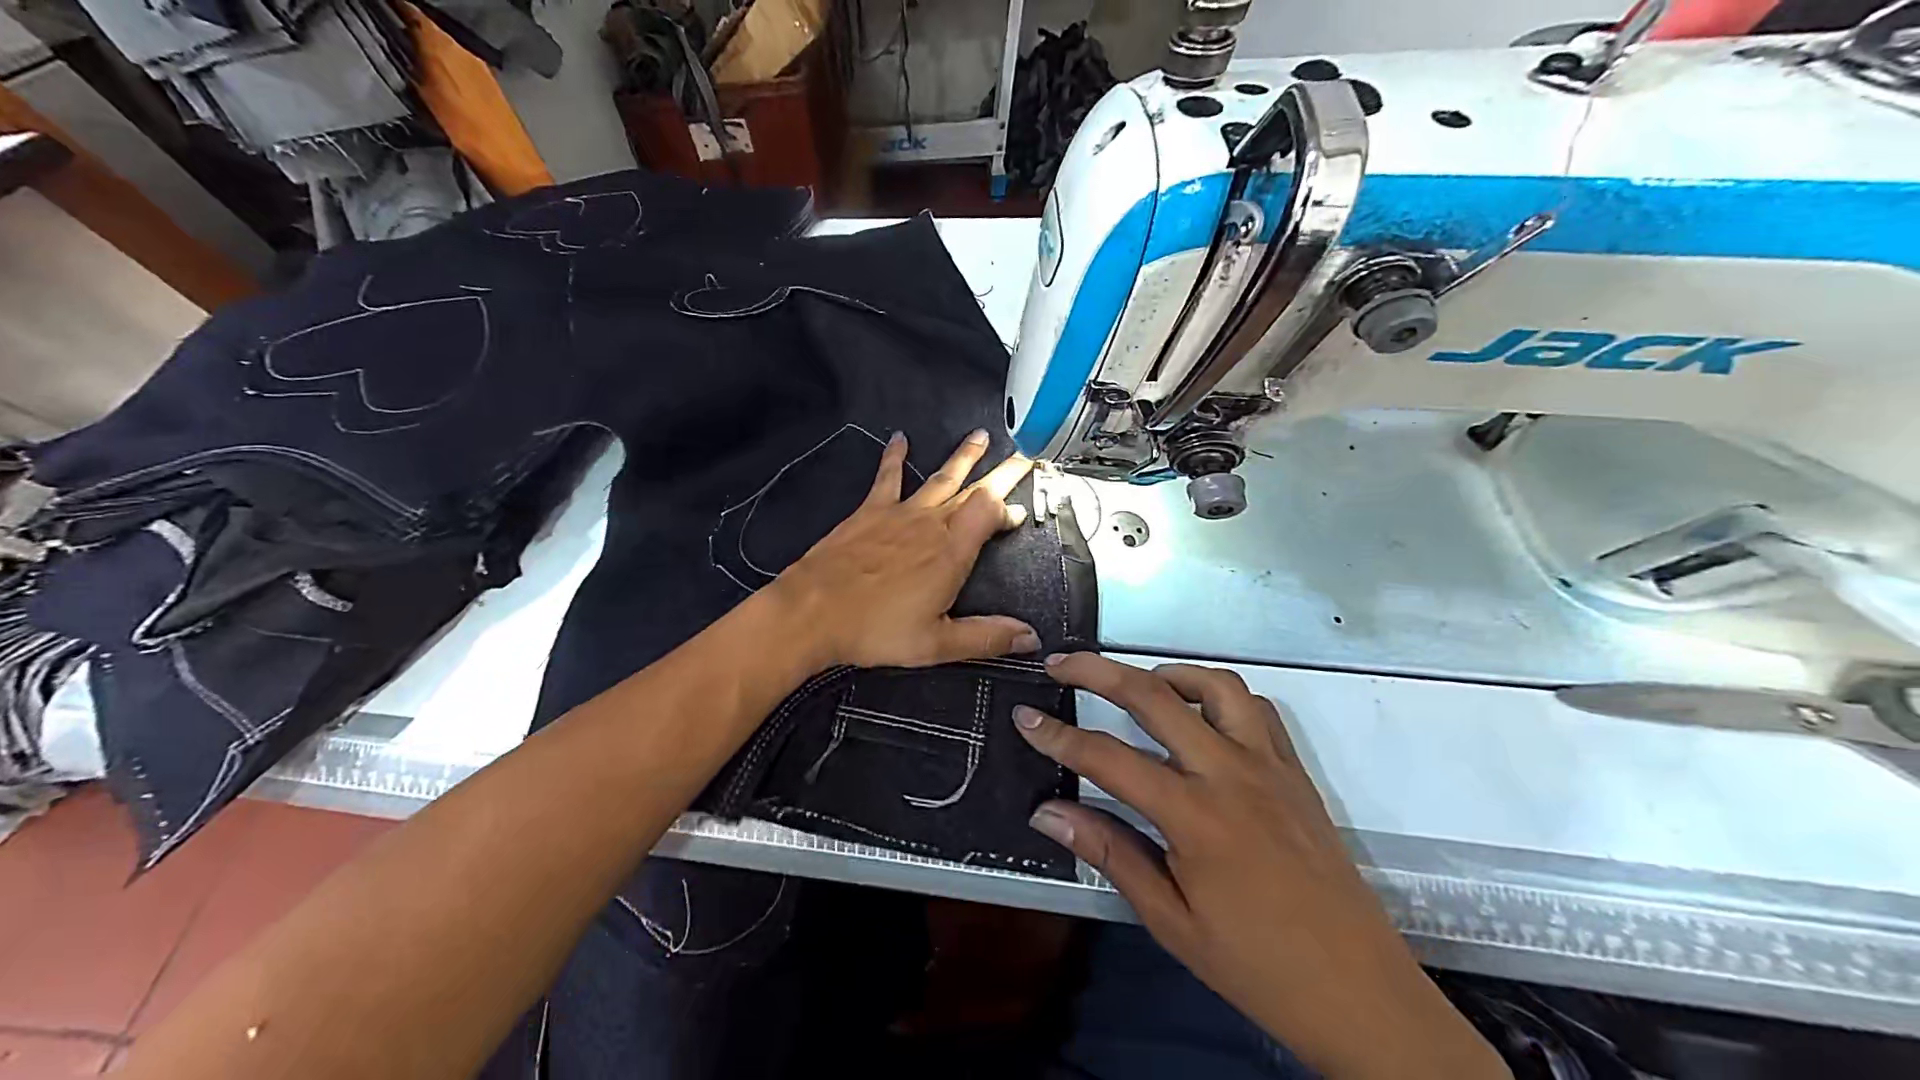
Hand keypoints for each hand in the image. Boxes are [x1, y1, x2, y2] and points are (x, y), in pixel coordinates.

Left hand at [771, 429, 1038, 670]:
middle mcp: (930, 525)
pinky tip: (900, 439)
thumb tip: (1028, 637)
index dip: (1009, 510)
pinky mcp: (870, 512)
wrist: (813, 611)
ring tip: (981, 436)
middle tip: (1023, 456)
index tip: (1019, 514)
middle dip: (1002, 472)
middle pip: (974, 489)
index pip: (991, 513)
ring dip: (963, 456)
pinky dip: (895, 456)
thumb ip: (986, 638)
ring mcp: (899, 514)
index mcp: (951, 553)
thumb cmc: (874, 629)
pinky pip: (888, 477)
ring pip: (940, 477)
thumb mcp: (937, 644)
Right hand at [1013, 654, 1507, 1079]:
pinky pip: (1257, 709)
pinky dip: (1219, 695)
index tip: (1025, 717)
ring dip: (1167, 673)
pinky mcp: (1296, 772)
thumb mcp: (1170, 919)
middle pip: (1154, 696)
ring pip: (1214, 685)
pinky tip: (1199, 716)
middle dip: (1097, 672)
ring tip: (1135, 685)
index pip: (1108, 757)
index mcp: (1194, 815)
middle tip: (1061, 665)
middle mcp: (1231, 772)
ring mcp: (1270, 765)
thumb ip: (1109, 853)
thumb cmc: (1256, 965)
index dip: (1058, 735)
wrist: (1361, 993)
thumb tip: (1047, 813)